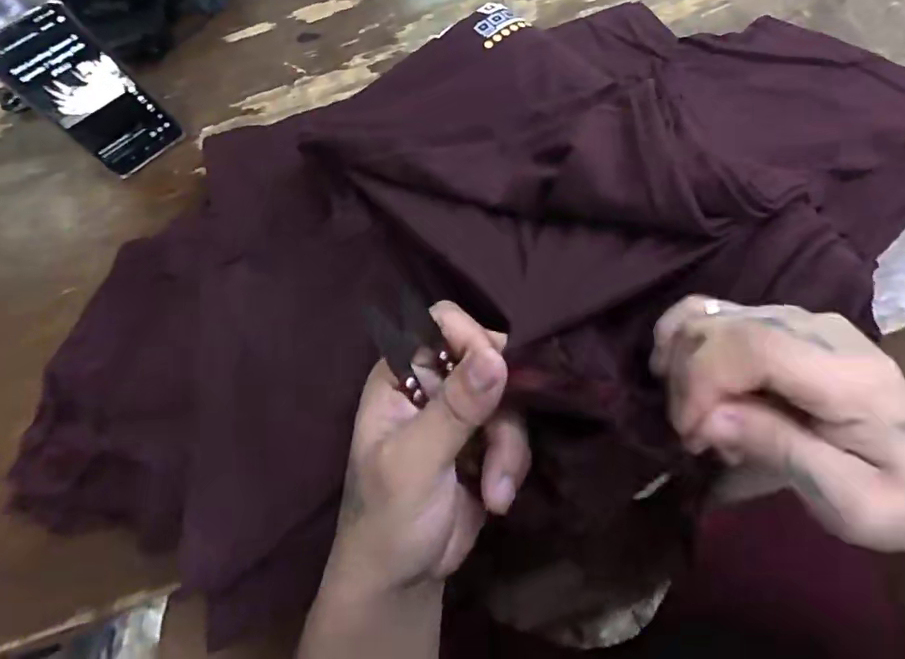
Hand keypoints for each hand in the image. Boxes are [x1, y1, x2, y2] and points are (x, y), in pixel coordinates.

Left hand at [324, 301, 531, 596]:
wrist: (401, 581)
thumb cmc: (388, 515)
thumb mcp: (416, 462)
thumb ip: (455, 409)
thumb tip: (495, 356)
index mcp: (400, 373)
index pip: (440, 323)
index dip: (471, 337)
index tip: (497, 371)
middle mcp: (431, 382)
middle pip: (485, 358)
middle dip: (500, 407)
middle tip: (500, 443)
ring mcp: (459, 410)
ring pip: (507, 399)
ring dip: (508, 449)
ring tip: (494, 493)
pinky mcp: (484, 440)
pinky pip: (515, 431)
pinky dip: (511, 465)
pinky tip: (495, 499)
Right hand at [650, 298, 904, 557]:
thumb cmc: (898, 501)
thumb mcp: (854, 504)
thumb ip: (784, 453)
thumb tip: (709, 418)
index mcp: (853, 375)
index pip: (752, 345)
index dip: (702, 379)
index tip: (690, 432)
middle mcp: (821, 328)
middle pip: (721, 326)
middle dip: (686, 378)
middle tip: (692, 436)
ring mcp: (796, 316)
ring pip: (707, 314)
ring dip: (681, 361)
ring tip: (693, 412)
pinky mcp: (777, 317)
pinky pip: (711, 313)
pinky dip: (685, 342)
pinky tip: (686, 378)